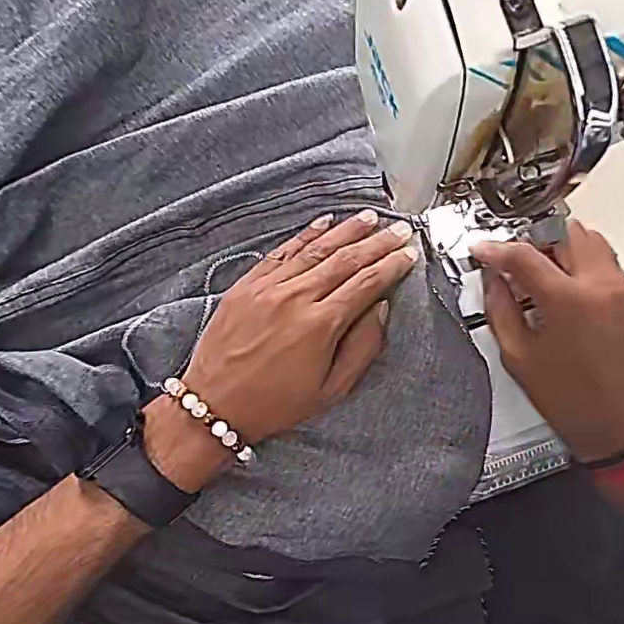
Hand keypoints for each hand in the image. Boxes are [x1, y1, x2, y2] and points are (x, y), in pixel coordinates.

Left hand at [145, 209, 418, 488]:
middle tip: (399, 229)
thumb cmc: (275, 403)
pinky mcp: (247, 285)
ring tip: (369, 218)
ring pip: (316, 249)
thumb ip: (362, 348)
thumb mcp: (331, 390)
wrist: (215, 405)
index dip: (391, 265)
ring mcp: (268, 288)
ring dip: (347, 230)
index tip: (408, 253)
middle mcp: (295, 298)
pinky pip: (282, 251)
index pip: (366, 283)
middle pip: (345, 260)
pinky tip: (324, 222)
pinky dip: (306, 234)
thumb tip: (381, 309)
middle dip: (377, 242)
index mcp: (320, 326)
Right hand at [471, 219, 623, 462]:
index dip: (496, 248)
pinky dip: (579, 260)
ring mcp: (621, 291)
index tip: (483, 250)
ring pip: (589, 238)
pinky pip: (604, 260)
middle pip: (564, 231)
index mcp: (568, 302)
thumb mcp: (517, 354)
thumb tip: (492, 278)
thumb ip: (499, 306)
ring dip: (559, 244)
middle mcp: (601, 288)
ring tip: (538, 267)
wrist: (614, 422)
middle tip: (513, 255)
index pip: (525, 254)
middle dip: (532, 237)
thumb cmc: (569, 399)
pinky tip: (561, 284)